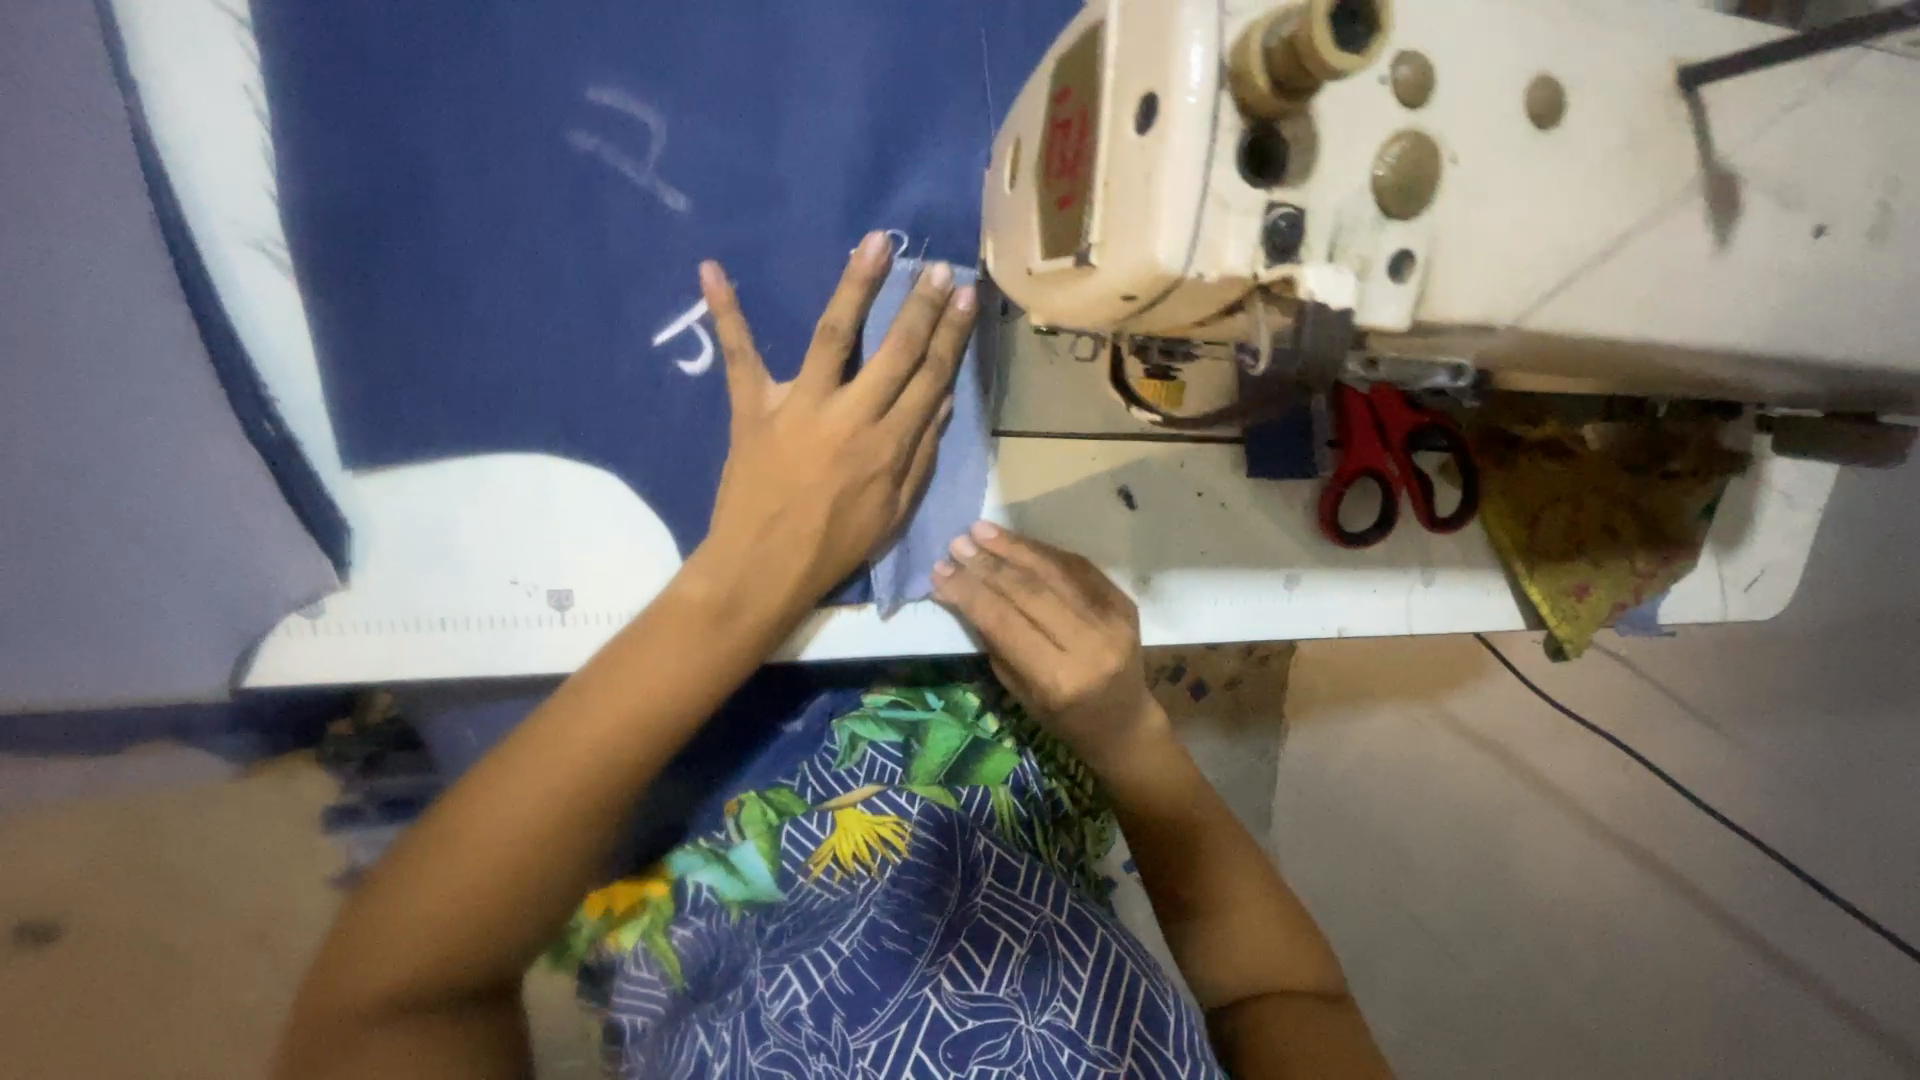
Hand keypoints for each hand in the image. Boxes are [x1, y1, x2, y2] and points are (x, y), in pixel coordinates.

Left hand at [698, 232, 975, 612]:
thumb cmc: (835, 546)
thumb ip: (921, 455)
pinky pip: (739, 357)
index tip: (966, 297)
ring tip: (875, 243)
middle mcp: (851, 416)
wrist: (763, 569)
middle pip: (895, 350)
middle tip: (939, 266)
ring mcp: (799, 407)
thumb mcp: (894, 513)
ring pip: (834, 336)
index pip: (930, 377)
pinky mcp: (753, 409)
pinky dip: (725, 314)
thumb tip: (944, 399)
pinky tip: (711, 269)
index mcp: (889, 444)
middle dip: (921, 305)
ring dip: (856, 286)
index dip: (951, 334)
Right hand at [932, 522, 1170, 770]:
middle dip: (988, 564)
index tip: (940, 571)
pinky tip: (1015, 541)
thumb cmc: (1061, 715)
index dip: (970, 592)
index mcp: (1058, 679)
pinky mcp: (1125, 601)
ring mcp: (1113, 620)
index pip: (1005, 623)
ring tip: (980, 531)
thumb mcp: (1017, 689)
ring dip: (1013, 547)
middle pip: (1030, 592)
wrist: (1124, 721)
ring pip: (1055, 572)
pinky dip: (1042, 551)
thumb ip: (992, 638)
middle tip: (957, 544)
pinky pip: (1078, 567)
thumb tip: (956, 589)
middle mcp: (1090, 645)